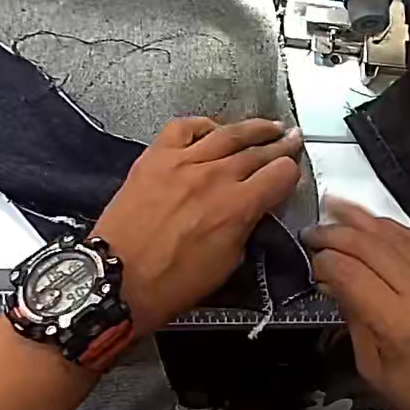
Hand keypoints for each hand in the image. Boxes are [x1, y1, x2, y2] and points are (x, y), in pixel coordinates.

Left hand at [94, 118, 303, 331]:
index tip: (291, 174)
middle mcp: (213, 177)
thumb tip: (253, 209)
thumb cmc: (169, 283)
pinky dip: (202, 125)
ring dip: (253, 128)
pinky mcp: (156, 157)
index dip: (291, 174)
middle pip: (258, 151)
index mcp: (236, 207)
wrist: (116, 279)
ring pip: (227, 133)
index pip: (280, 175)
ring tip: (268, 126)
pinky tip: (213, 129)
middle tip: (292, 139)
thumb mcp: (226, 264)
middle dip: (281, 146)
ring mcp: (183, 162)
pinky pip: (184, 128)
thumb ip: (245, 227)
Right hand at [304, 199, 409, 409]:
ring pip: (391, 232)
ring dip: (358, 219)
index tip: (309, 264)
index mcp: (399, 322)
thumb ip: (351, 318)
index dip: (322, 261)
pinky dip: (386, 226)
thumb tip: (331, 280)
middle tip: (310, 233)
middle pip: (368, 244)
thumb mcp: (372, 368)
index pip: (349, 271)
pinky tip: (368, 223)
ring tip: (331, 212)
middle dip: (333, 233)